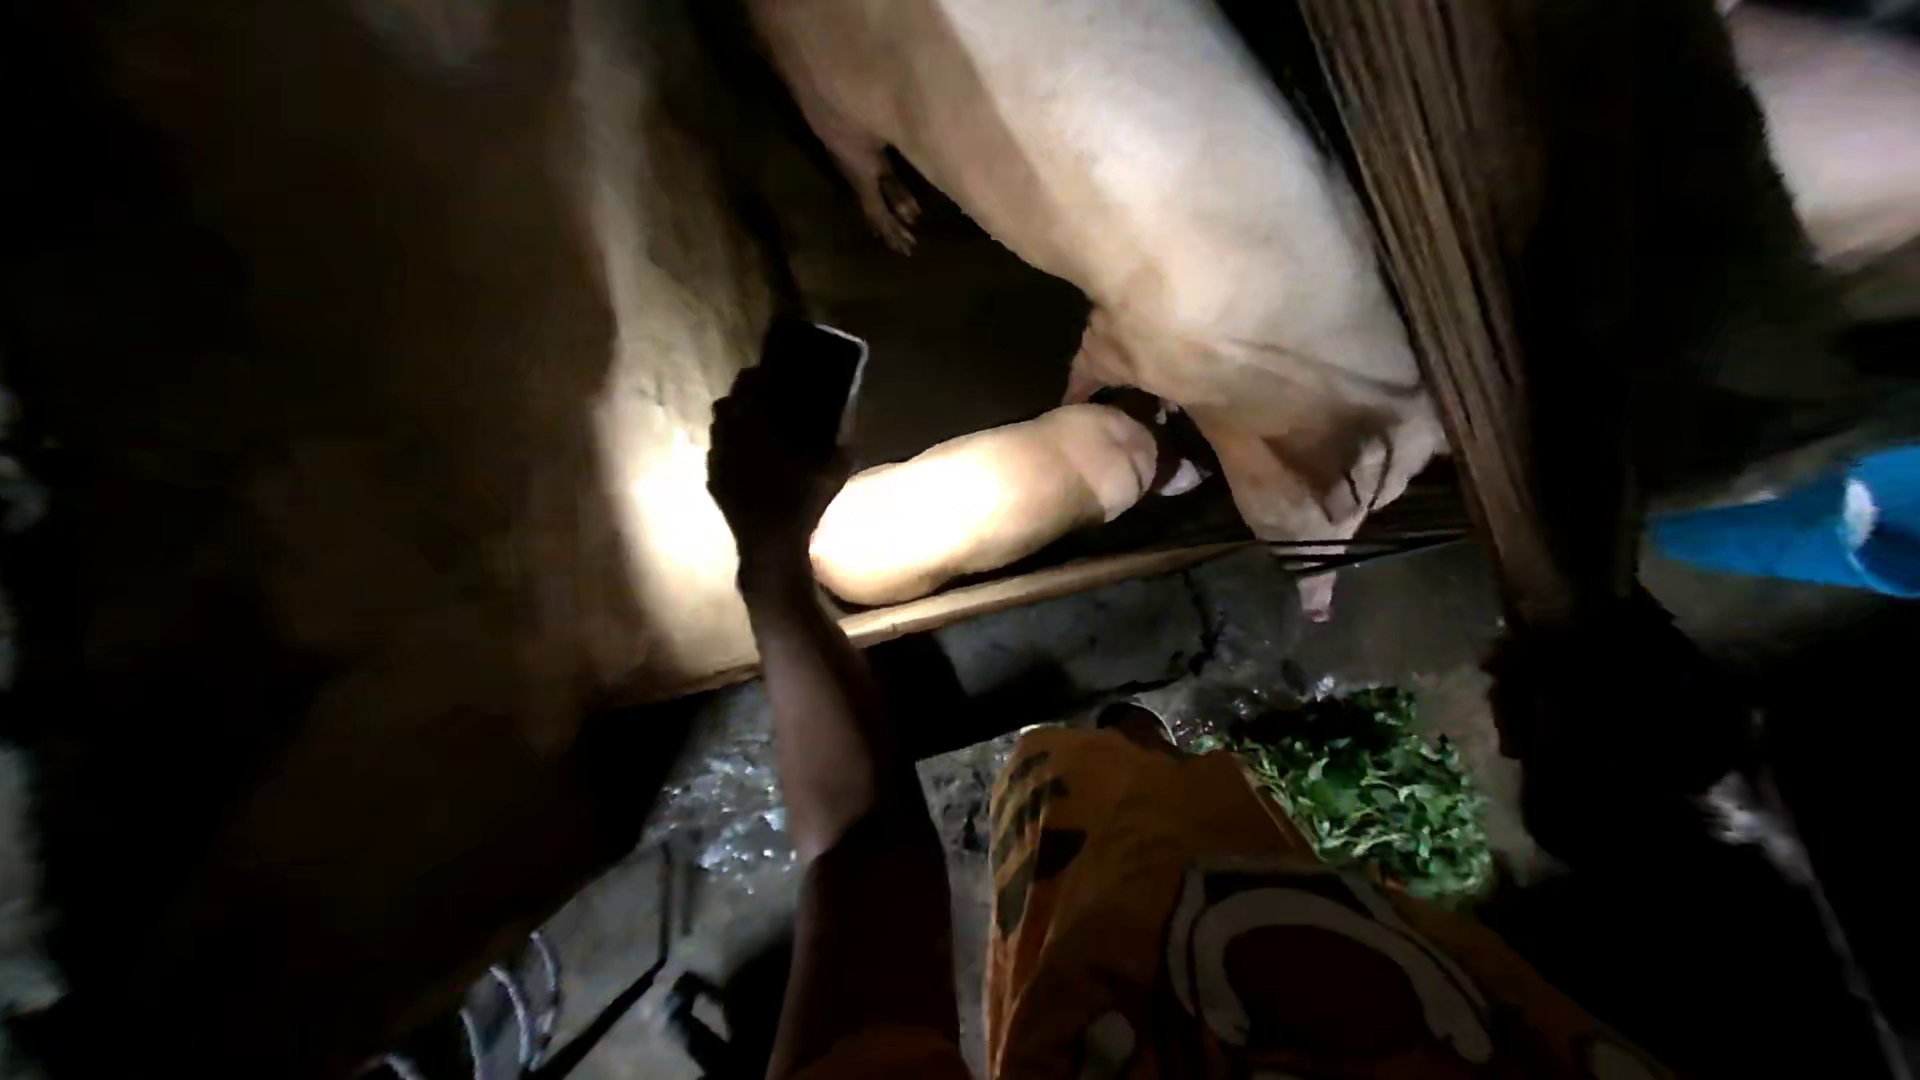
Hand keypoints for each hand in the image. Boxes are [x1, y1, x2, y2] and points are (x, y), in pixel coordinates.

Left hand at [708, 365, 851, 577]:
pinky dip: (728, 452)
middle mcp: (729, 442)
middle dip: (740, 398)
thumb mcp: (832, 476)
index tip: (763, 373)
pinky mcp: (714, 485)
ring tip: (752, 430)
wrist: (771, 548)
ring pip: (717, 431)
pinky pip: (717, 457)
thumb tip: (847, 438)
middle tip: (760, 401)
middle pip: (724, 406)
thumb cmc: (801, 506)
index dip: (753, 377)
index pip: (746, 389)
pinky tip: (746, 463)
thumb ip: (841, 451)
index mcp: (755, 431)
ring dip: (731, 424)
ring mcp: (717, 464)